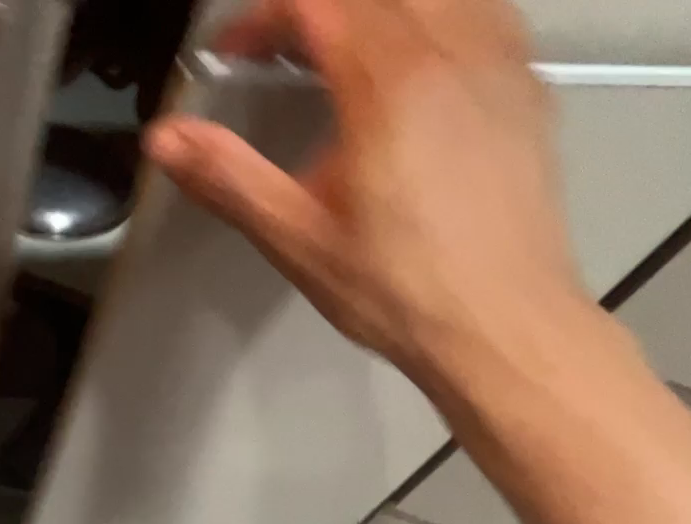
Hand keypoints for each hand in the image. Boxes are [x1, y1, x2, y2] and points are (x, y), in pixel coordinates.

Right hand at [146, 0, 591, 386]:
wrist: (499, 325)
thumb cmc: (397, 289)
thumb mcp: (294, 237)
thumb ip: (227, 177)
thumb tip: (164, 139)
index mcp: (391, 84)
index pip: (319, 5)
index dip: (263, 18)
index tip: (231, 54)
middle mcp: (455, 52)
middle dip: (312, 10)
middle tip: (274, 52)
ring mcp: (502, 64)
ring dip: (373, 10)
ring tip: (334, 52)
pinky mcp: (526, 89)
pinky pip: (481, 10)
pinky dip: (430, 16)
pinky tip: (409, 61)